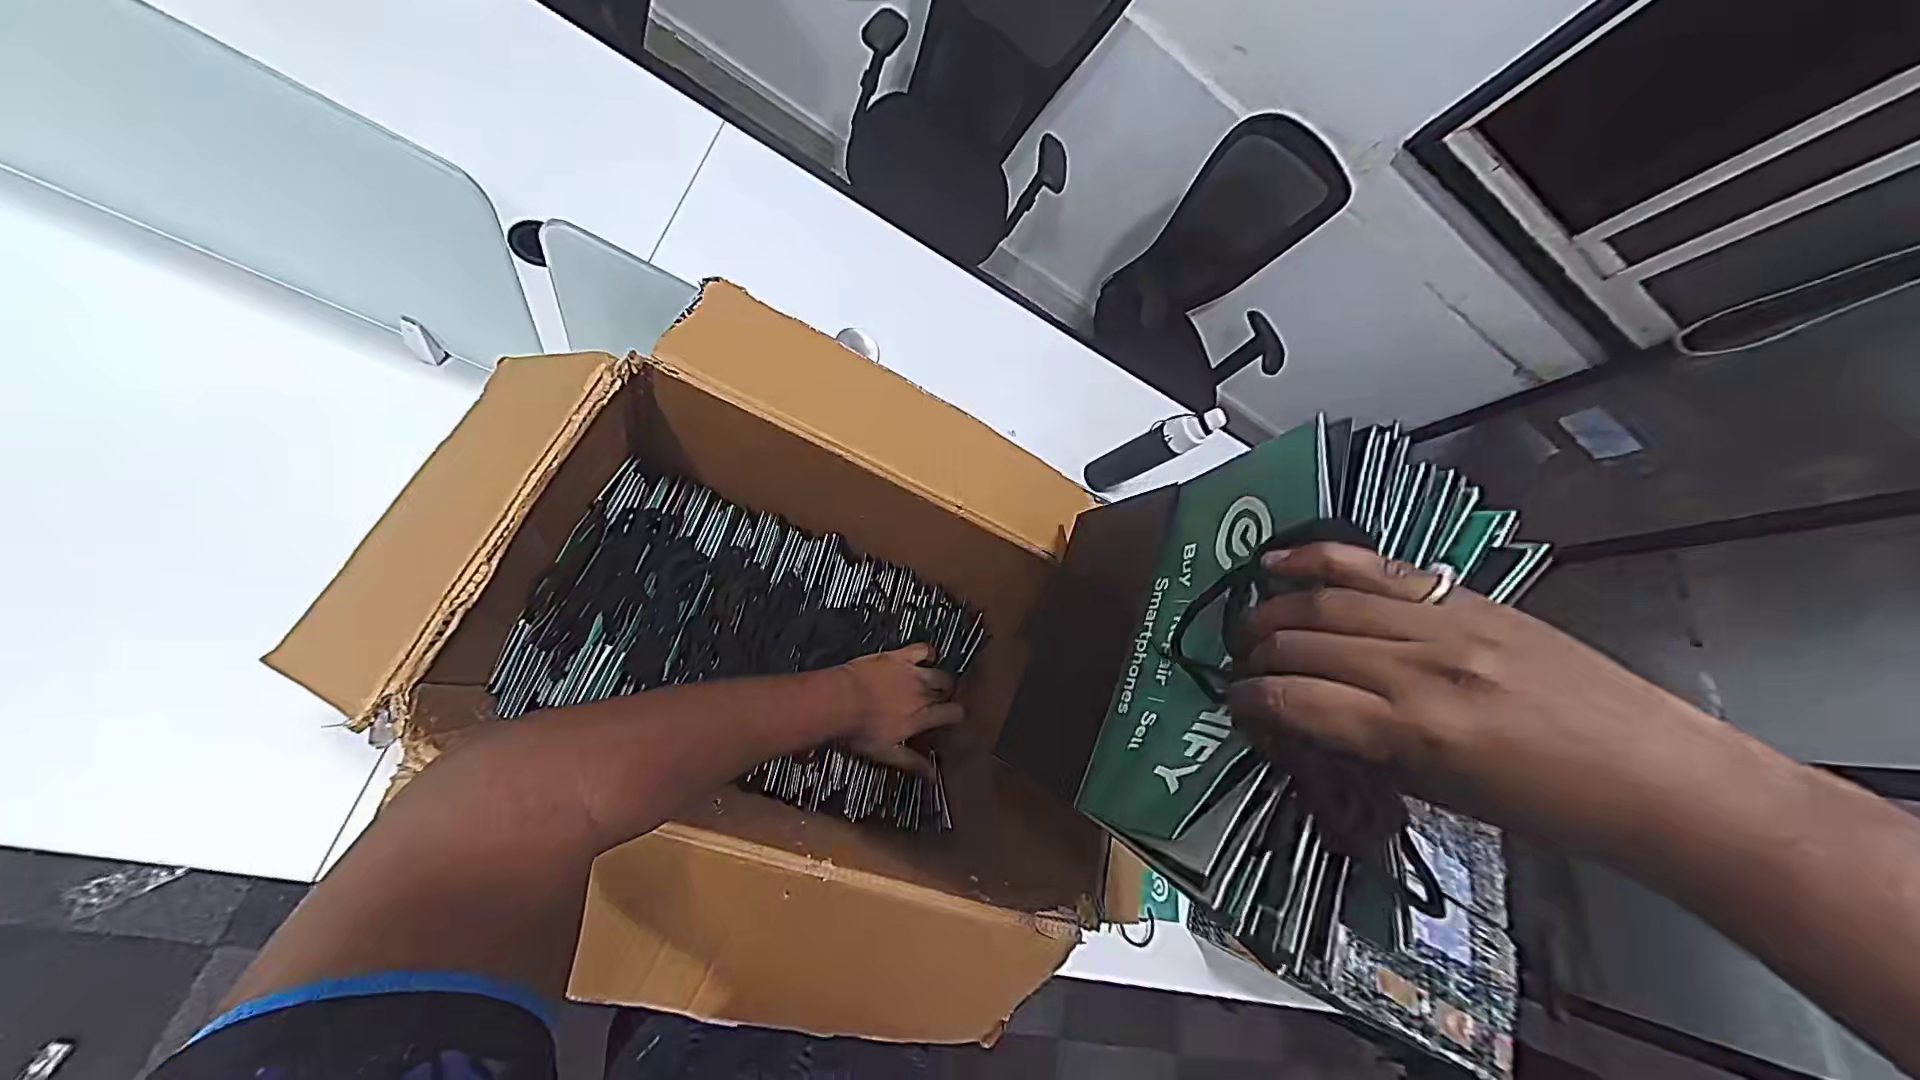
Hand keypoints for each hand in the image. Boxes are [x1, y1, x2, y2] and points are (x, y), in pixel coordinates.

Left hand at [838, 643, 965, 775]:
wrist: (838, 700)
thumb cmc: (859, 730)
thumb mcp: (885, 753)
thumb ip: (911, 762)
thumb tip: (932, 776)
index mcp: (921, 717)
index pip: (953, 713)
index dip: (956, 714)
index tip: (951, 717)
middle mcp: (922, 693)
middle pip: (948, 690)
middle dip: (948, 695)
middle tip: (940, 700)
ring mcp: (912, 673)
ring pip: (940, 672)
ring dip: (941, 678)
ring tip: (936, 682)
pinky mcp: (899, 657)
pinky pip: (922, 649)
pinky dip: (929, 652)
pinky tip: (929, 655)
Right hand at [1227, 543, 1740, 851]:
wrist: (1658, 775)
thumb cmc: (1546, 806)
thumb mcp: (1436, 792)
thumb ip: (1356, 745)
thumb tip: (1292, 717)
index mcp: (1416, 731)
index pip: (1297, 701)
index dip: (1250, 700)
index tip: (1235, 703)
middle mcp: (1421, 667)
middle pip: (1303, 644)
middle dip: (1255, 655)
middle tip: (1238, 665)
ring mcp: (1444, 622)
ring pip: (1326, 602)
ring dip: (1271, 611)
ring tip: (1248, 625)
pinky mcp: (1464, 596)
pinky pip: (1374, 565)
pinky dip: (1316, 559)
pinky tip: (1275, 560)